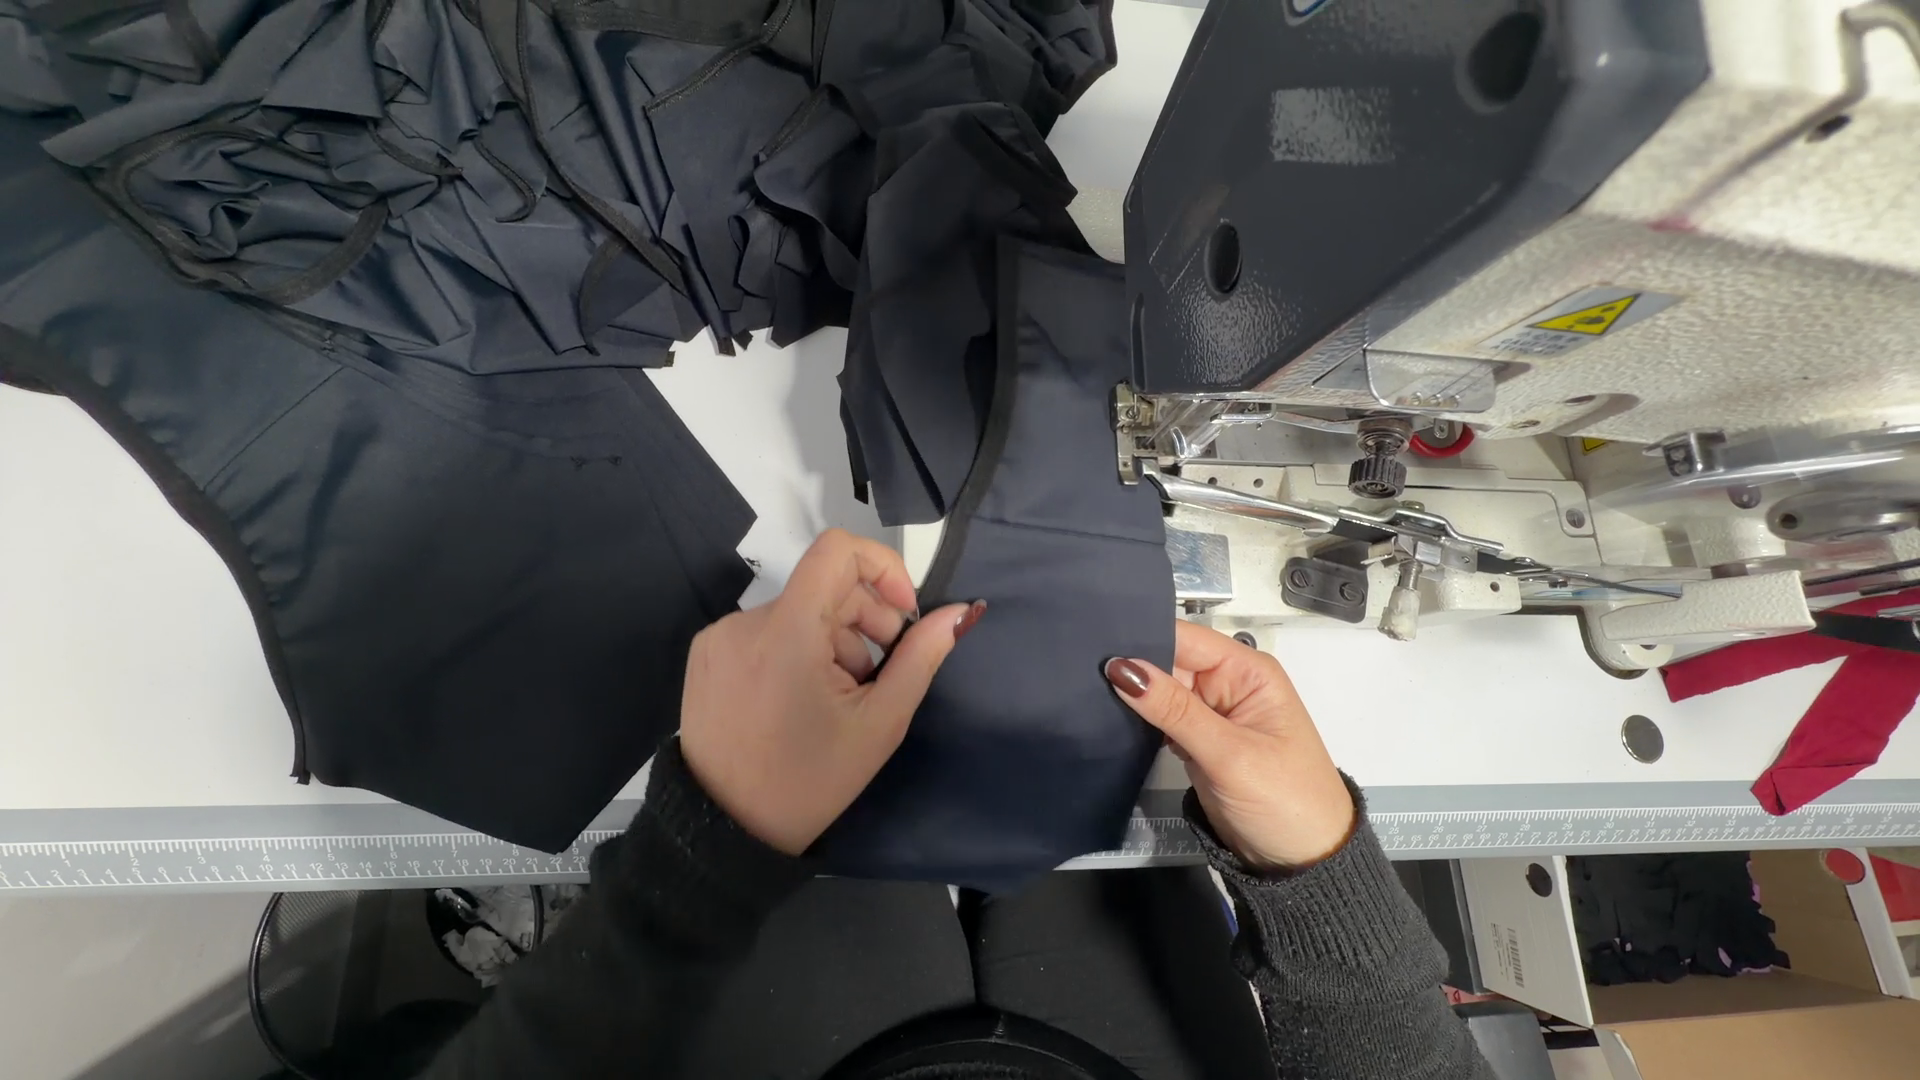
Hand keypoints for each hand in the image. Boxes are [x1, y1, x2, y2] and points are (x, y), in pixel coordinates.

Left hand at [679, 529, 982, 855]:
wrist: (723, 832)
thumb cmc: (809, 781)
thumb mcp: (879, 723)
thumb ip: (921, 657)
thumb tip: (960, 610)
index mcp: (788, 633)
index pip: (837, 550)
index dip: (882, 566)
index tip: (902, 612)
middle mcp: (747, 622)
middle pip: (825, 586)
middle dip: (867, 618)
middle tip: (882, 672)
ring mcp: (720, 636)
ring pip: (800, 611)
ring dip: (836, 638)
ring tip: (844, 694)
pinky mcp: (707, 653)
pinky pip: (769, 630)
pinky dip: (800, 649)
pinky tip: (806, 697)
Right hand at [1104, 623, 1354, 870]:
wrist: (1302, 863)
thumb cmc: (1283, 801)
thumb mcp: (1228, 754)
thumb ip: (1174, 709)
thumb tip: (1120, 668)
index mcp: (1246, 671)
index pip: (1185, 639)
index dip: (1143, 637)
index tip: (1093, 640)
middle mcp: (1226, 682)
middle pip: (1167, 660)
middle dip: (1130, 664)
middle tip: (1077, 663)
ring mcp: (1209, 712)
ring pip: (1159, 688)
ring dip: (1129, 691)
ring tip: (1082, 684)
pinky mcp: (1195, 739)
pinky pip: (1159, 716)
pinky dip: (1137, 717)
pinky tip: (1102, 711)